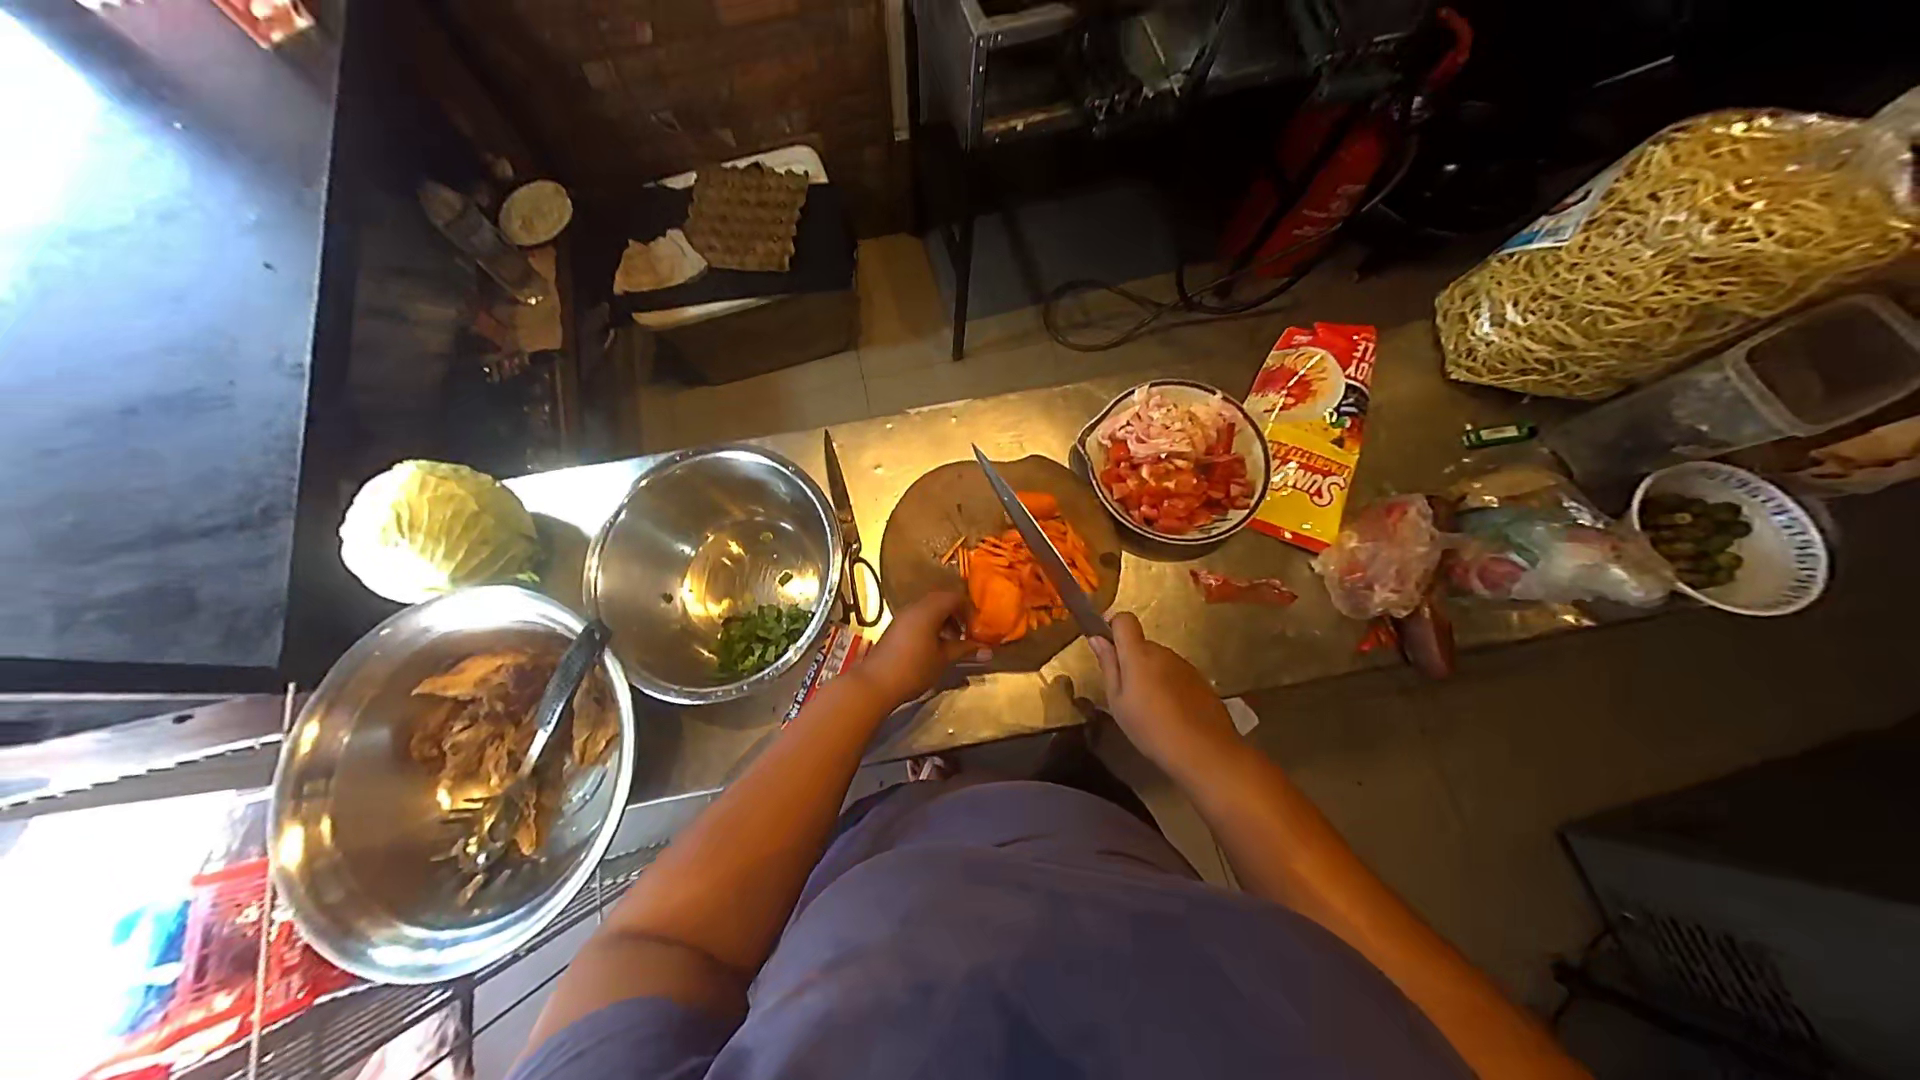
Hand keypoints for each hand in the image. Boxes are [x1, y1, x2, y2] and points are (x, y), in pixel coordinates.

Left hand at [854, 591, 982, 704]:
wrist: (876, 683)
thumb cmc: (914, 668)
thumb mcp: (943, 659)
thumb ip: (965, 649)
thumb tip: (988, 650)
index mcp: (929, 609)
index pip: (955, 597)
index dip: (969, 609)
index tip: (977, 628)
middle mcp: (915, 607)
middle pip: (942, 600)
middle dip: (957, 614)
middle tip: (967, 633)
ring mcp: (903, 616)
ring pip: (930, 609)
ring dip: (944, 621)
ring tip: (953, 642)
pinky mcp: (896, 627)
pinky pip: (919, 618)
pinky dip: (932, 626)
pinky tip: (935, 647)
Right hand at [1088, 613, 1240, 773]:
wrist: (1205, 751)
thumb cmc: (1151, 728)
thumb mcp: (1118, 702)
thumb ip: (1108, 666)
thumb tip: (1097, 638)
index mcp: (1138, 654)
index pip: (1124, 619)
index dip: (1114, 629)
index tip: (1109, 653)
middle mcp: (1163, 652)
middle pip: (1141, 645)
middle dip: (1132, 662)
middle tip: (1127, 695)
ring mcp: (1184, 665)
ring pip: (1159, 661)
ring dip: (1151, 676)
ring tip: (1151, 710)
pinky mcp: (1200, 680)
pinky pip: (1176, 675)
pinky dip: (1169, 687)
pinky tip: (1171, 715)